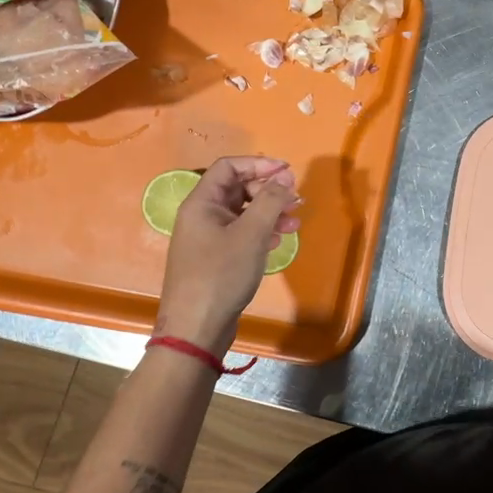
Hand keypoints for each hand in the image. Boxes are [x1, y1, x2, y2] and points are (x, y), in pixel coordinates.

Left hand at [154, 156, 299, 349]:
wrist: (196, 329)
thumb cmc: (221, 274)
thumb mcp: (251, 234)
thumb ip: (270, 200)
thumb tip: (284, 176)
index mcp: (201, 203)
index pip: (229, 167)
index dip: (259, 164)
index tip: (287, 172)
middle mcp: (201, 216)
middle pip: (238, 188)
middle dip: (269, 190)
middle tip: (296, 199)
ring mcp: (207, 238)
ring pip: (243, 212)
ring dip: (270, 212)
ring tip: (296, 220)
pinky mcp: (215, 258)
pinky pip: (241, 233)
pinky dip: (261, 231)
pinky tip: (279, 240)